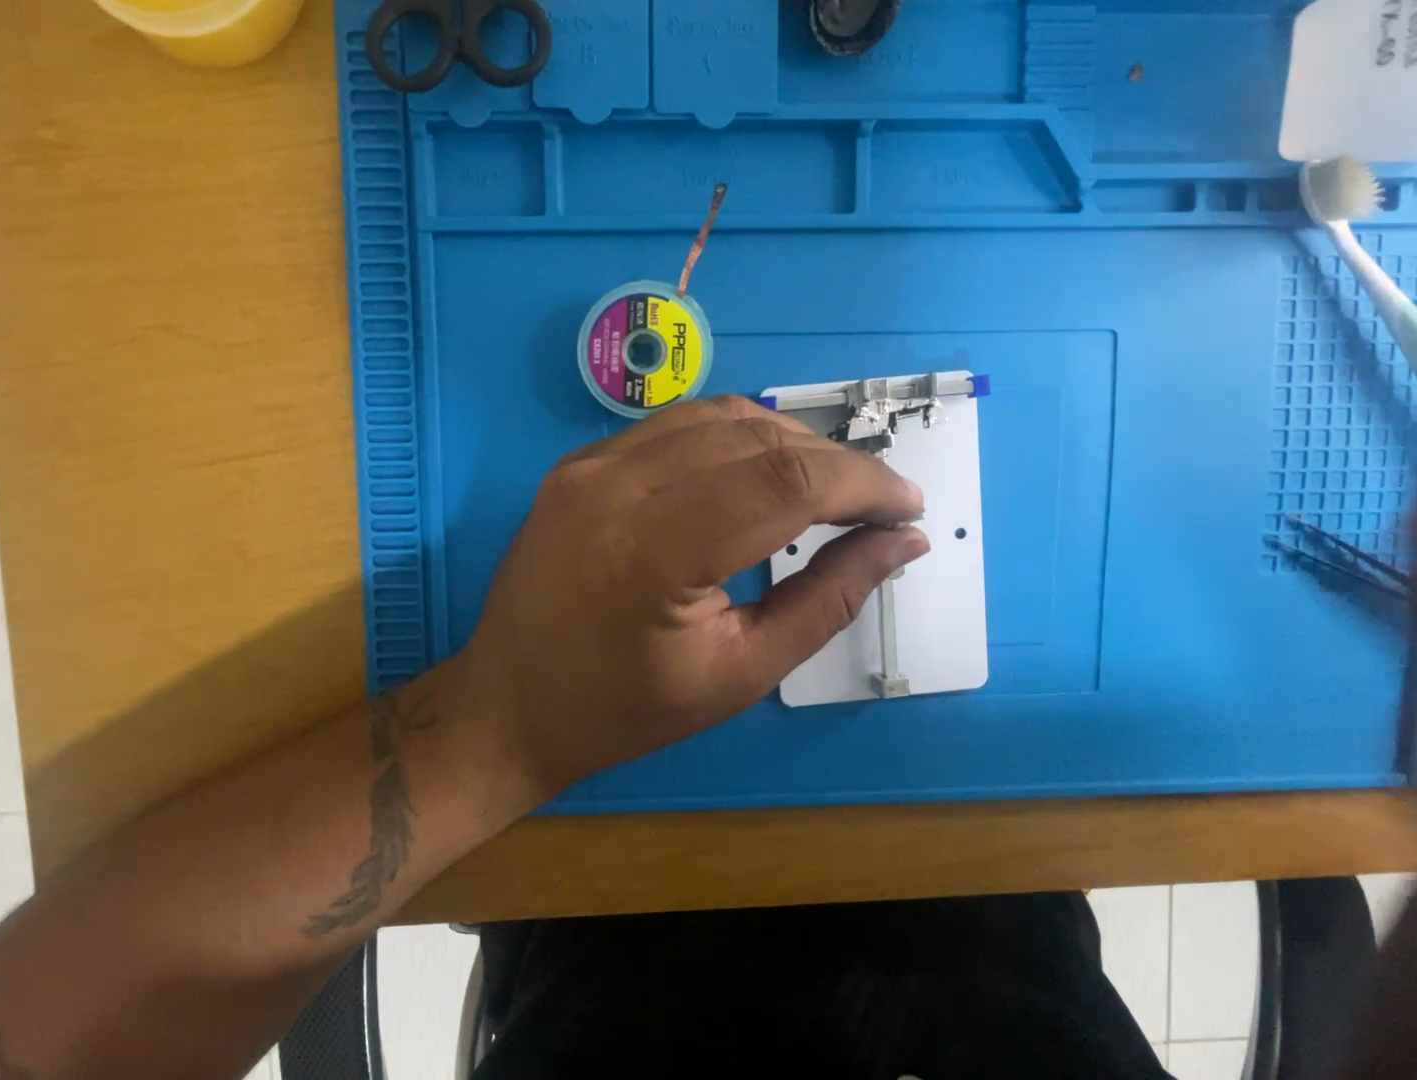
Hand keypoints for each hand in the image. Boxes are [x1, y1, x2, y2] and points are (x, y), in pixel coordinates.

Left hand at [451, 396, 927, 796]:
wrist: (509, 703)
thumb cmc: (623, 710)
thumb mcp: (738, 673)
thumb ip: (825, 600)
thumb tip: (901, 541)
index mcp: (654, 552)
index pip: (785, 483)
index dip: (862, 484)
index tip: (907, 508)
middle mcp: (616, 486)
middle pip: (756, 437)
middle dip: (834, 462)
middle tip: (875, 505)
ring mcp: (588, 465)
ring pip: (718, 416)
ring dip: (787, 441)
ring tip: (828, 486)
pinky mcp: (577, 462)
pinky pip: (674, 425)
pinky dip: (733, 436)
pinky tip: (758, 471)